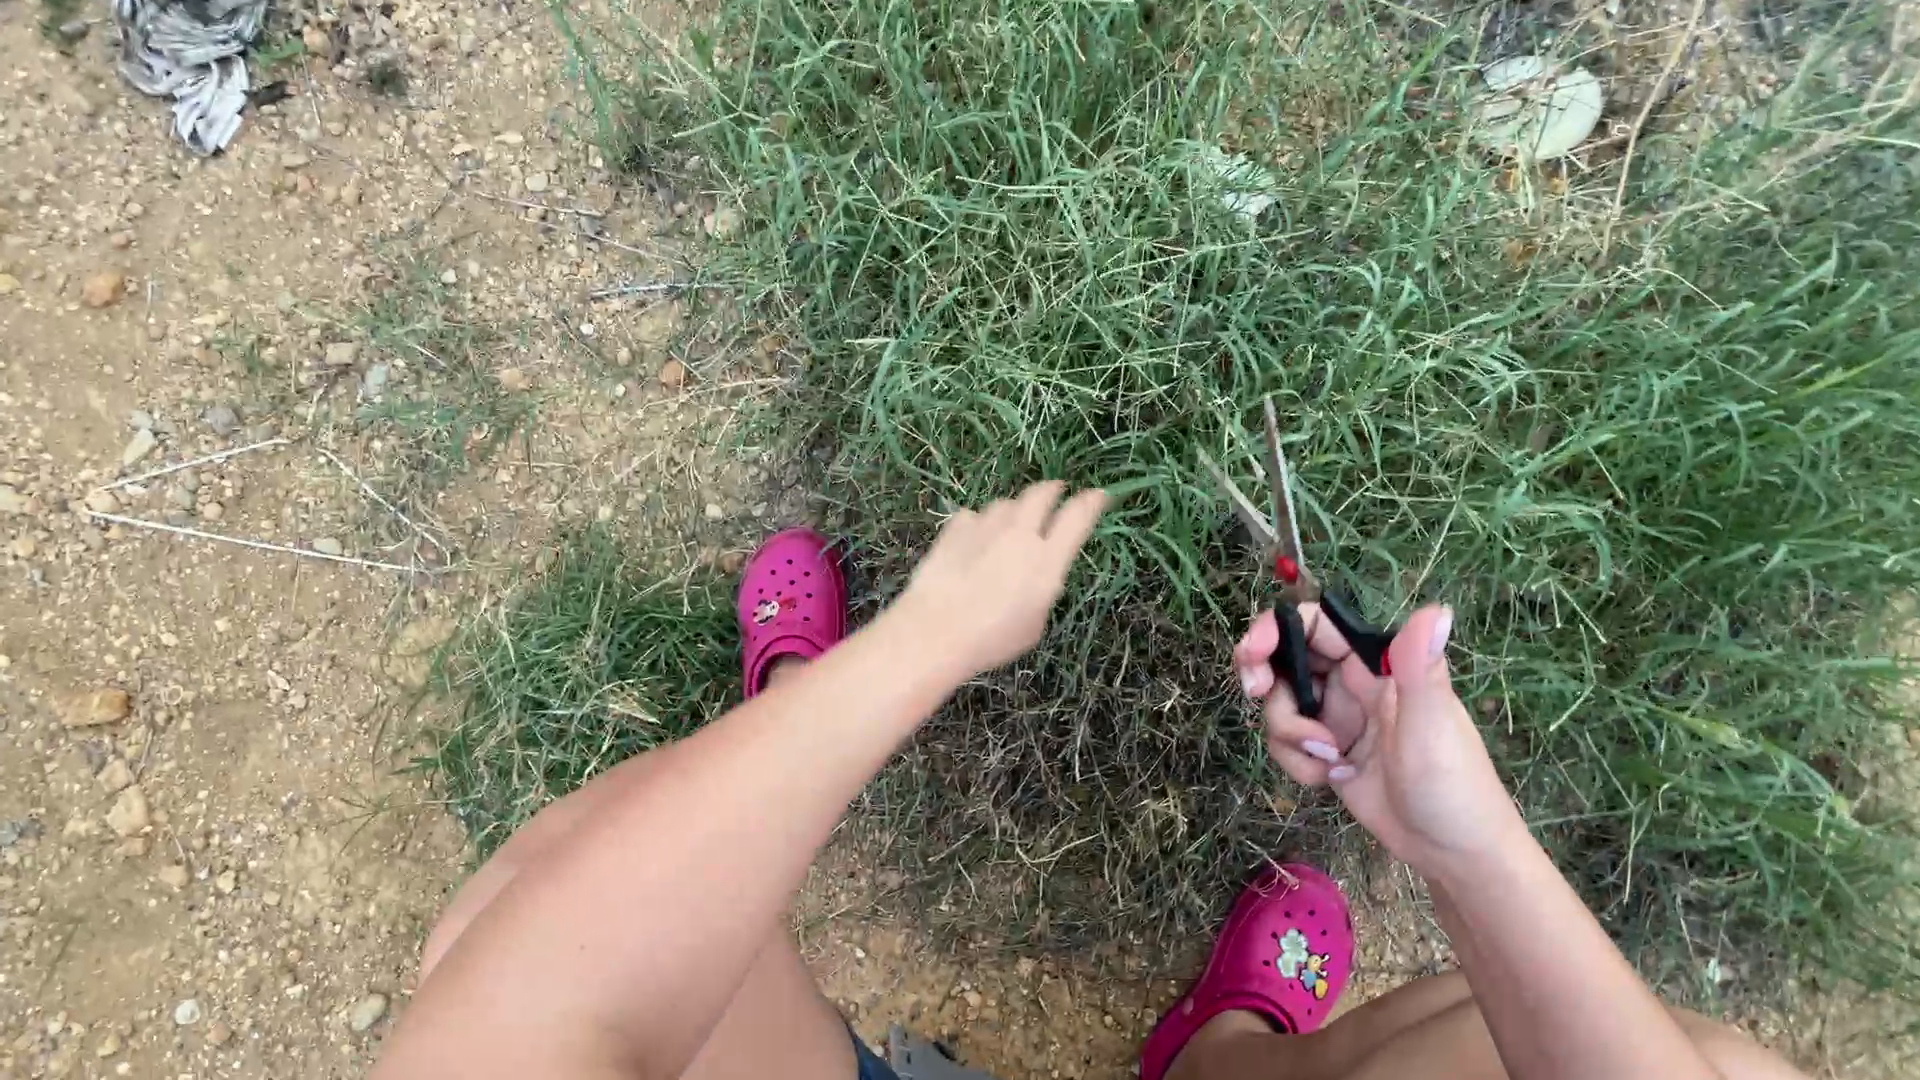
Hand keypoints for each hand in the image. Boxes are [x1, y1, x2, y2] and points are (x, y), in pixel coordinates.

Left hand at [895, 481, 1106, 679]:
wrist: (936, 631)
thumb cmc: (991, 639)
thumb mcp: (1034, 624)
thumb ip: (1041, 591)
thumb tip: (1036, 575)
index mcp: (1047, 561)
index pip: (1078, 517)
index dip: (1092, 502)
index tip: (1099, 495)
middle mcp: (1019, 535)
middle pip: (1040, 495)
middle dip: (1052, 489)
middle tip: (1056, 490)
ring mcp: (985, 528)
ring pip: (1006, 503)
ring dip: (1015, 508)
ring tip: (1013, 520)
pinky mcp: (954, 530)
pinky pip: (973, 515)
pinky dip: (979, 523)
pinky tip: (974, 536)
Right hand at [1234, 604, 1531, 876]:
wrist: (1454, 855)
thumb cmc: (1454, 787)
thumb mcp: (1432, 726)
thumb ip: (1421, 668)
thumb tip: (1438, 610)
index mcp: (1377, 666)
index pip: (1316, 625)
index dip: (1276, 628)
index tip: (1253, 653)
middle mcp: (1352, 685)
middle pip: (1286, 659)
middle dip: (1263, 673)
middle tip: (1254, 692)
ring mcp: (1336, 719)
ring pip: (1281, 704)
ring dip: (1287, 731)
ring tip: (1328, 761)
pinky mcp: (1325, 753)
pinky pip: (1286, 743)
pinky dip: (1295, 761)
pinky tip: (1330, 780)